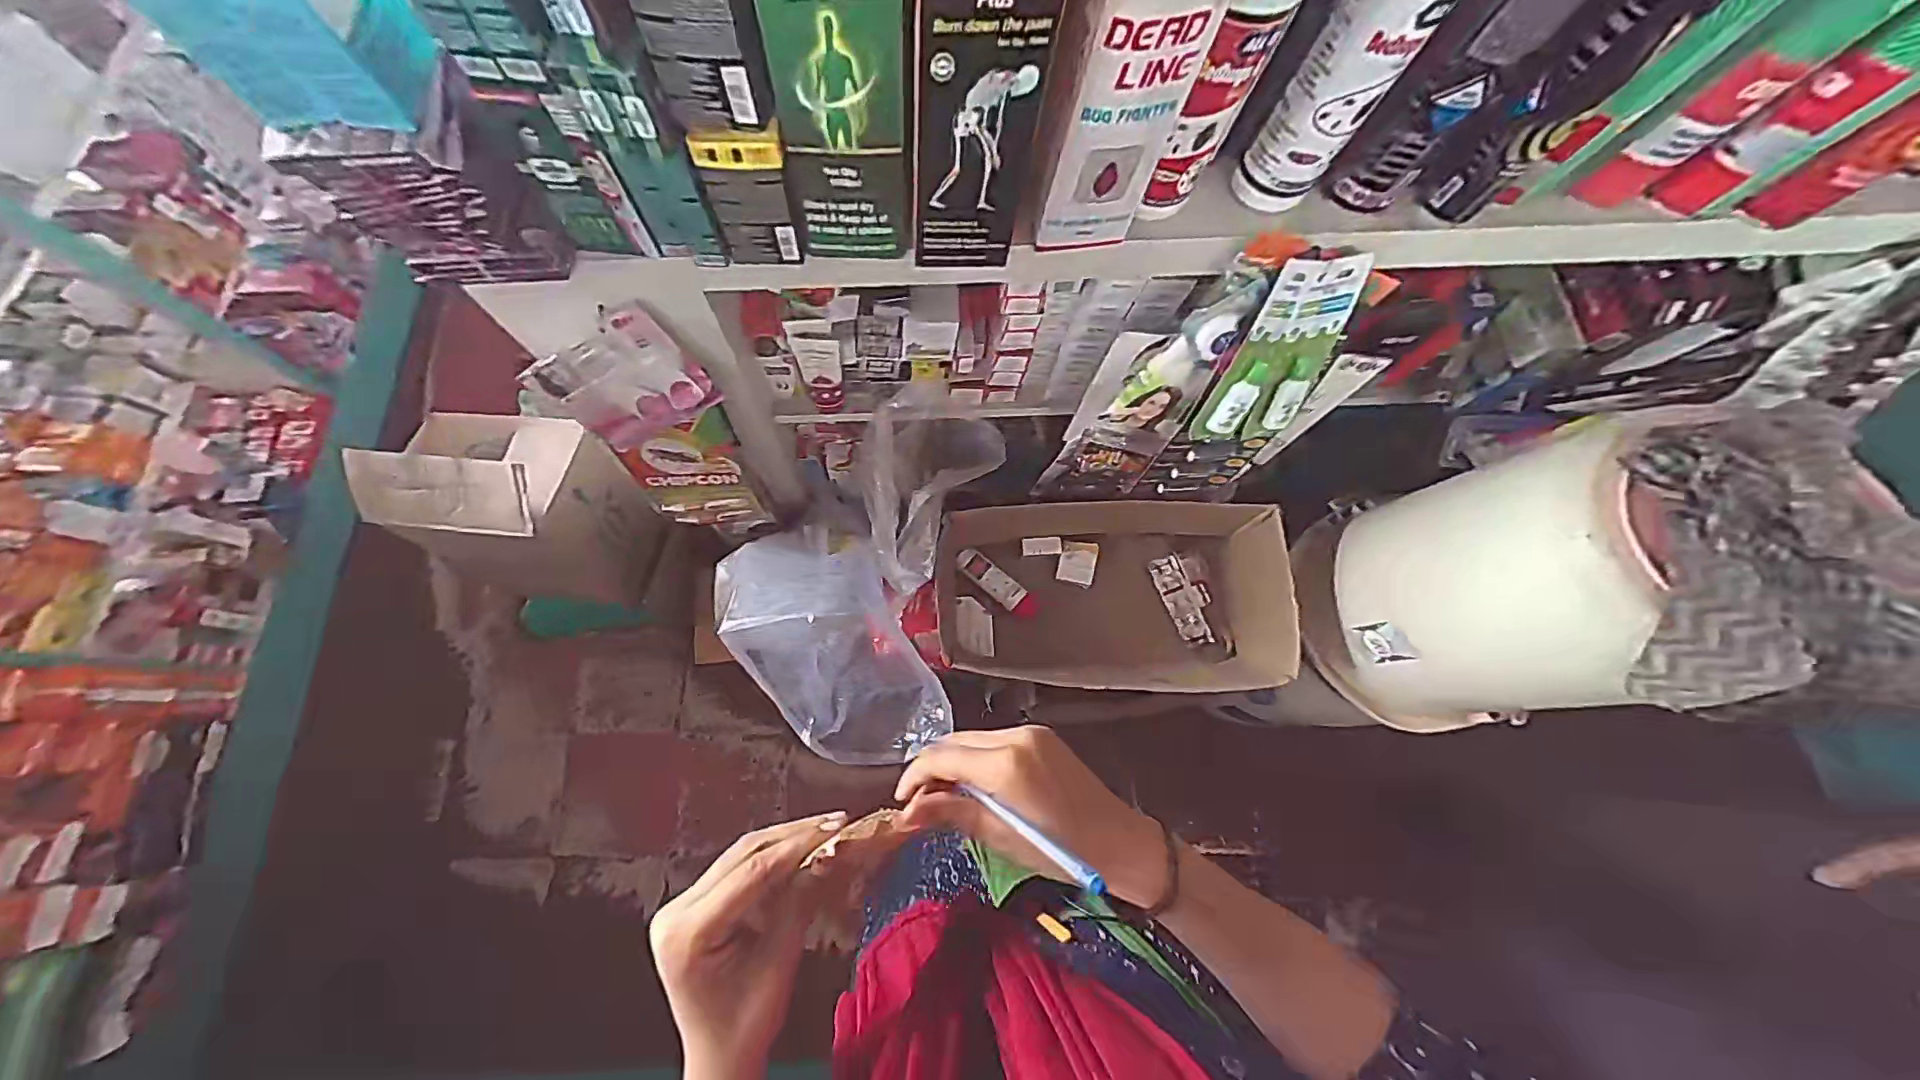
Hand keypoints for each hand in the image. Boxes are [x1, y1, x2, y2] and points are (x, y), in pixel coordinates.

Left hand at [650, 811, 845, 1077]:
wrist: (719, 1060)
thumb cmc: (744, 1027)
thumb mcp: (777, 965)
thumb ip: (799, 904)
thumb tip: (828, 855)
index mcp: (687, 932)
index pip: (752, 871)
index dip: (797, 844)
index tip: (833, 828)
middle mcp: (676, 911)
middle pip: (743, 854)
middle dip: (794, 835)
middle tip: (835, 823)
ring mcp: (682, 906)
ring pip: (741, 855)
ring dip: (785, 841)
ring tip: (824, 829)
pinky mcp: (695, 904)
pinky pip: (738, 868)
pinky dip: (772, 857)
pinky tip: (800, 848)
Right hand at [895, 726, 1166, 907]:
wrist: (1121, 843)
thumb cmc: (1062, 852)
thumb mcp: (1001, 837)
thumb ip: (952, 813)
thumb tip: (908, 813)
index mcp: (1005, 762)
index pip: (942, 756)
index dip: (915, 776)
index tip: (902, 802)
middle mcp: (1015, 736)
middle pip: (955, 741)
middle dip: (931, 768)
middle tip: (919, 804)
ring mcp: (1031, 733)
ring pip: (973, 739)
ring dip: (953, 762)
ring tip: (944, 797)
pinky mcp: (1041, 737)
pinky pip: (994, 741)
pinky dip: (976, 759)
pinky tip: (974, 785)